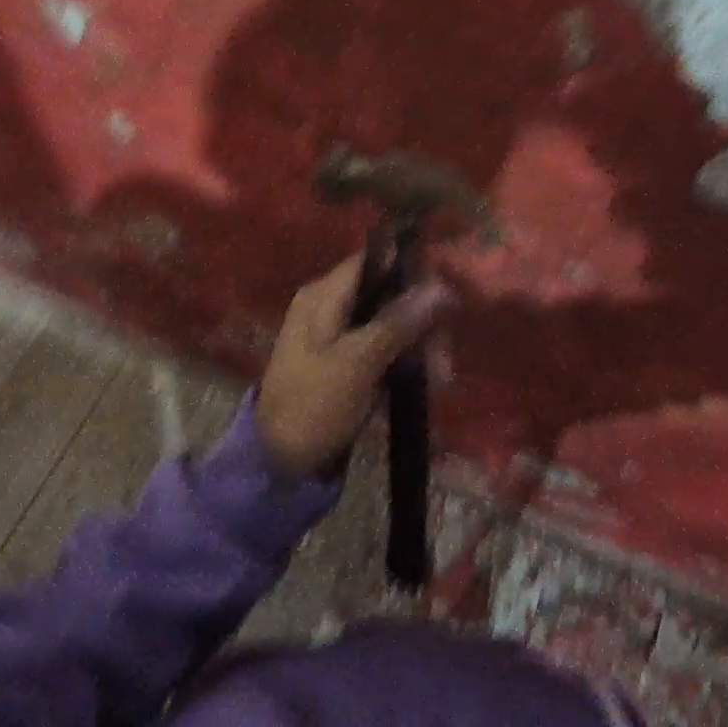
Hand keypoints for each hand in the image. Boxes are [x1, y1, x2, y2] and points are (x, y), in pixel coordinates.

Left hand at [256, 252, 452, 477]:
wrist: (280, 464)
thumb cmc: (313, 406)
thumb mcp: (357, 363)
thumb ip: (397, 323)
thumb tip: (440, 286)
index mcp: (323, 296)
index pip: (374, 262)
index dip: (411, 273)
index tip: (447, 297)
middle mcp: (330, 307)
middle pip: (389, 296)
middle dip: (421, 323)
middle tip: (443, 361)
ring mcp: (338, 337)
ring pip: (392, 325)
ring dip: (419, 348)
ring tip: (440, 380)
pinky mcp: (348, 364)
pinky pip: (385, 350)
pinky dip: (404, 364)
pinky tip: (426, 385)